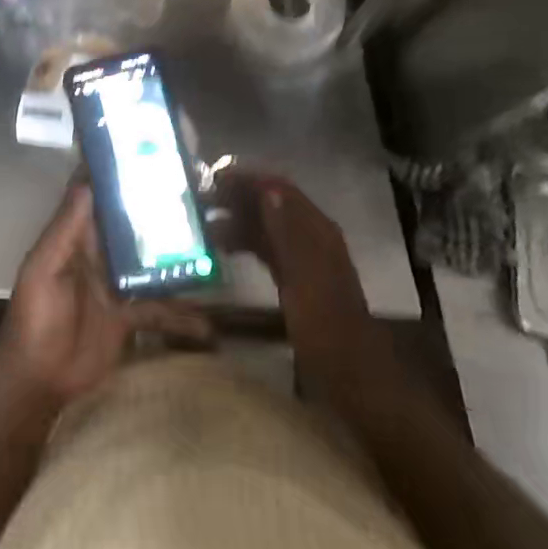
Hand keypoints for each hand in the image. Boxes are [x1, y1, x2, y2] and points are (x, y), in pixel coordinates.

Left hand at [0, 180, 210, 411]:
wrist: (39, 379)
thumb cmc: (35, 318)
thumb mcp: (43, 270)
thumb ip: (66, 229)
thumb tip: (88, 182)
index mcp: (76, 237)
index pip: (97, 198)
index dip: (117, 175)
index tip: (147, 152)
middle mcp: (99, 254)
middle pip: (132, 226)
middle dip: (159, 211)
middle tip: (198, 194)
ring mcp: (118, 284)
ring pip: (153, 263)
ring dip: (178, 258)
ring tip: (216, 246)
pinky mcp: (130, 315)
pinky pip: (160, 310)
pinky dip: (182, 317)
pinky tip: (209, 326)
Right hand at [208, 169, 372, 357]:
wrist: (348, 370)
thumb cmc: (325, 323)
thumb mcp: (303, 276)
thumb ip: (286, 232)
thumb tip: (267, 189)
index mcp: (316, 230)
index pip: (280, 190)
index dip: (249, 180)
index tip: (213, 178)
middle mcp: (310, 237)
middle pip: (271, 205)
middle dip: (237, 199)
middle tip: (199, 202)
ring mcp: (302, 259)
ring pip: (265, 228)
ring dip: (237, 222)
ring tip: (203, 225)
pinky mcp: (293, 279)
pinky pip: (265, 250)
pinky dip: (244, 245)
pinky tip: (221, 250)